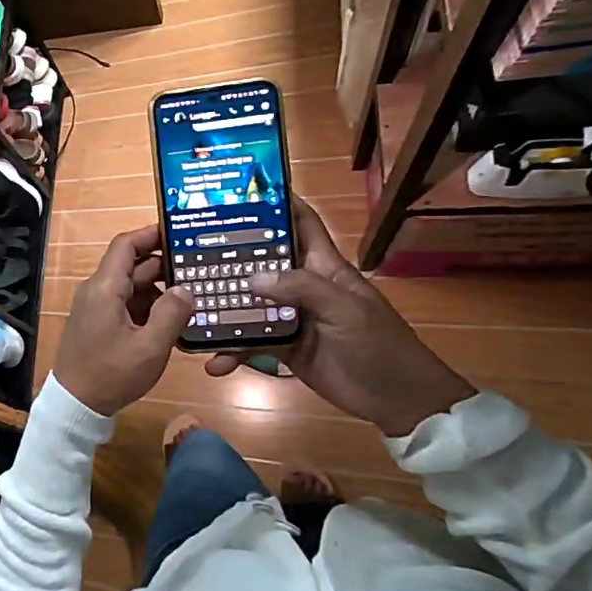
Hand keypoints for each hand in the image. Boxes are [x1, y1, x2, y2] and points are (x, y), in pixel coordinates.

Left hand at [52, 226, 195, 415]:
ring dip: (157, 291)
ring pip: (130, 287)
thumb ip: (171, 313)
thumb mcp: (150, 347)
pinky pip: (124, 304)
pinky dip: (146, 308)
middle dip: (163, 267)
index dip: (151, 234)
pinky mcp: (96, 323)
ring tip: (190, 299)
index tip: (178, 233)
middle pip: (132, 266)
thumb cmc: (111, 374)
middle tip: (196, 270)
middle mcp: (97, 290)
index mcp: (105, 287)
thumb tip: (185, 288)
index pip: (126, 245)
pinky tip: (169, 322)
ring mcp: (94, 307)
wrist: (74, 405)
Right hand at [206, 199, 475, 436]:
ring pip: (253, 304)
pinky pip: (253, 343)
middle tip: (193, 249)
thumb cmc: (378, 344)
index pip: (302, 225)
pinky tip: (214, 362)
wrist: (397, 398)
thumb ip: (302, 288)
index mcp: (323, 267)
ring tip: (194, 308)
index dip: (280, 204)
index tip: (244, 192)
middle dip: (235, 256)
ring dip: (226, 307)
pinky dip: (233, 352)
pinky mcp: (286, 348)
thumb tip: (252, 276)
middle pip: (266, 263)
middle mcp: (304, 286)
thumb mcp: (344, 310)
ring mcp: (293, 317)